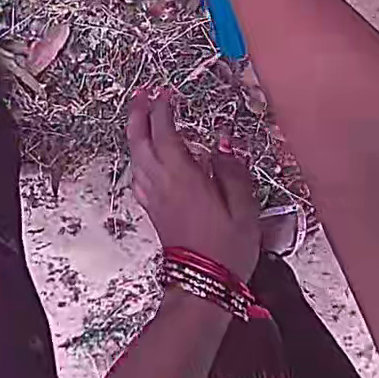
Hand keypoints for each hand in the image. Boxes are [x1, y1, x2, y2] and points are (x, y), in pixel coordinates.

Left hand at [127, 88, 259, 282]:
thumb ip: (232, 170)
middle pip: (139, 139)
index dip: (162, 110)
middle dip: (138, 114)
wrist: (202, 284)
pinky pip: (138, 173)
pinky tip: (146, 156)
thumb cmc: (226, 247)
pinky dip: (139, 155)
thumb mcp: (243, 207)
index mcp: (181, 175)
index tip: (166, 93)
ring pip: (135, 155)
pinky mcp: (151, 208)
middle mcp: (160, 181)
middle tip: (142, 95)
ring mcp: (152, 195)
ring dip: (136, 132)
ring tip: (143, 117)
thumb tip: (225, 143)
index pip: (164, 132)